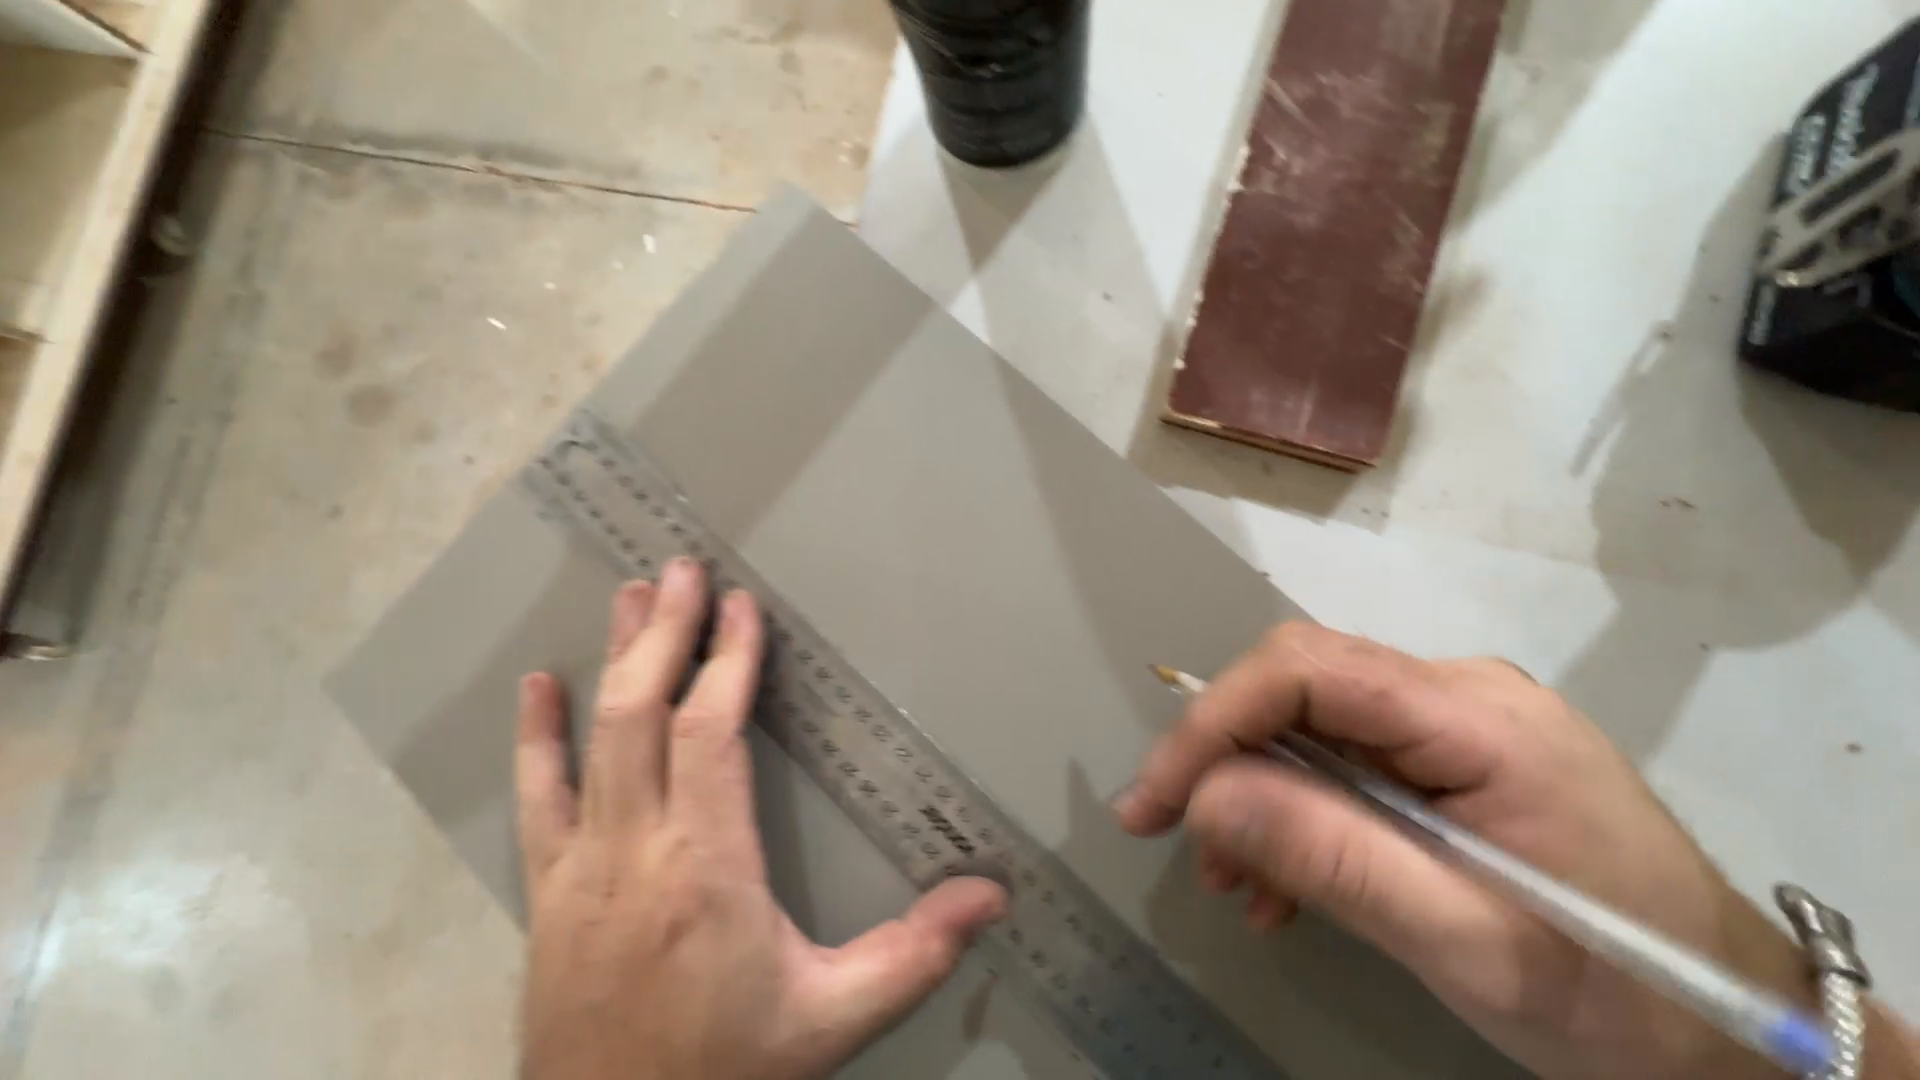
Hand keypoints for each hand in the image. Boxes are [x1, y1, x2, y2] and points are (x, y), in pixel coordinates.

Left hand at [516, 560, 1006, 1079]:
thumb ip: (913, 955)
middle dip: (667, 633)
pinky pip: (535, 798)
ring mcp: (578, 868)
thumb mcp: (834, 1020)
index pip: (709, 735)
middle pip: (641, 713)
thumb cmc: (727, 1069)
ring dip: (613, 660)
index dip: (727, 663)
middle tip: (682, 569)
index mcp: (707, 869)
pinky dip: (535, 736)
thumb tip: (991, 895)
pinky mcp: (546, 892)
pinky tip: (537, 685)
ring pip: (591, 740)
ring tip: (632, 595)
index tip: (742, 607)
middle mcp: (635, 851)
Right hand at [1113, 622, 1878, 1079]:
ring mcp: (1455, 722)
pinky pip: (1344, 762)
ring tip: (1238, 884)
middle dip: (1223, 762)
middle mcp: (1459, 693)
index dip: (1213, 721)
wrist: (1741, 1031)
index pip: (1305, 667)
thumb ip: (1332, 858)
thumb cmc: (1617, 991)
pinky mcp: (1449, 758)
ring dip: (1255, 797)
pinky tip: (1286, 883)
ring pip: (1311, 727)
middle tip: (1180, 842)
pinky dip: (1297, 814)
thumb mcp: (1466, 940)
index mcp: (1476, 717)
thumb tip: (1201, 796)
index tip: (1155, 800)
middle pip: (1300, 688)